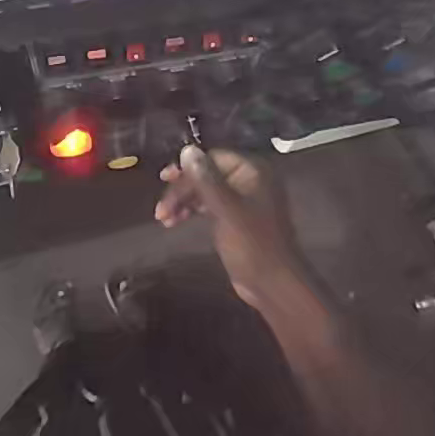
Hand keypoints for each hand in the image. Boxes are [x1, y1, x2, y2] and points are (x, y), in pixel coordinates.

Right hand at [156, 146, 310, 310]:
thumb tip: (187, 150)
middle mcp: (247, 179)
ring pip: (203, 191)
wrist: (273, 286)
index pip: (212, 158)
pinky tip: (173, 221)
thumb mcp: (226, 209)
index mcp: (251, 170)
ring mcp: (240, 199)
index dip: (187, 168)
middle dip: (181, 190)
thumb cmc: (252, 243)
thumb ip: (206, 178)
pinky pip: (208, 205)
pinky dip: (190, 211)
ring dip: (182, 201)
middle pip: (205, 174)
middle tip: (162, 207)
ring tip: (163, 218)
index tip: (165, 178)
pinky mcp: (234, 217)